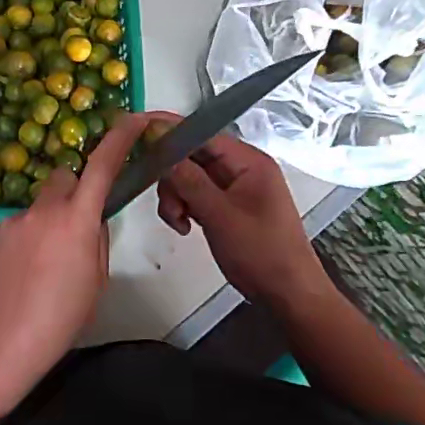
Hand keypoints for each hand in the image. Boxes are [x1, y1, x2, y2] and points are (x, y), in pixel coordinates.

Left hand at [0, 114, 150, 404]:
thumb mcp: (96, 278)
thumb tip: (91, 218)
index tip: (134, 119)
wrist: (5, 339)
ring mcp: (14, 219)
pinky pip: (20, 222)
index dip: (120, 138)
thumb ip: (95, 238)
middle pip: (64, 178)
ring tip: (47, 262)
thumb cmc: (61, 317)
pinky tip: (25, 269)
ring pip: (40, 204)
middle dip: (75, 190)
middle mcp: (42, 210)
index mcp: (76, 220)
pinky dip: (28, 235)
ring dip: (49, 218)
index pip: (102, 166)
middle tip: (78, 225)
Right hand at [152, 119, 334, 309]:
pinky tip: (184, 228)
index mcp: (248, 162)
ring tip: (179, 223)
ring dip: (175, 197)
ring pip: (187, 177)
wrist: (287, 293)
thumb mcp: (219, 214)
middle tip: (170, 206)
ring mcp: (232, 188)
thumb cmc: (260, 252)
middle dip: (171, 178)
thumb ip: (188, 179)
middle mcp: (240, 168)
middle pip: (190, 156)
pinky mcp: (225, 206)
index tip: (137, 131)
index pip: (201, 133)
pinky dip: (183, 208)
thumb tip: (161, 147)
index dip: (169, 131)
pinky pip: (193, 195)